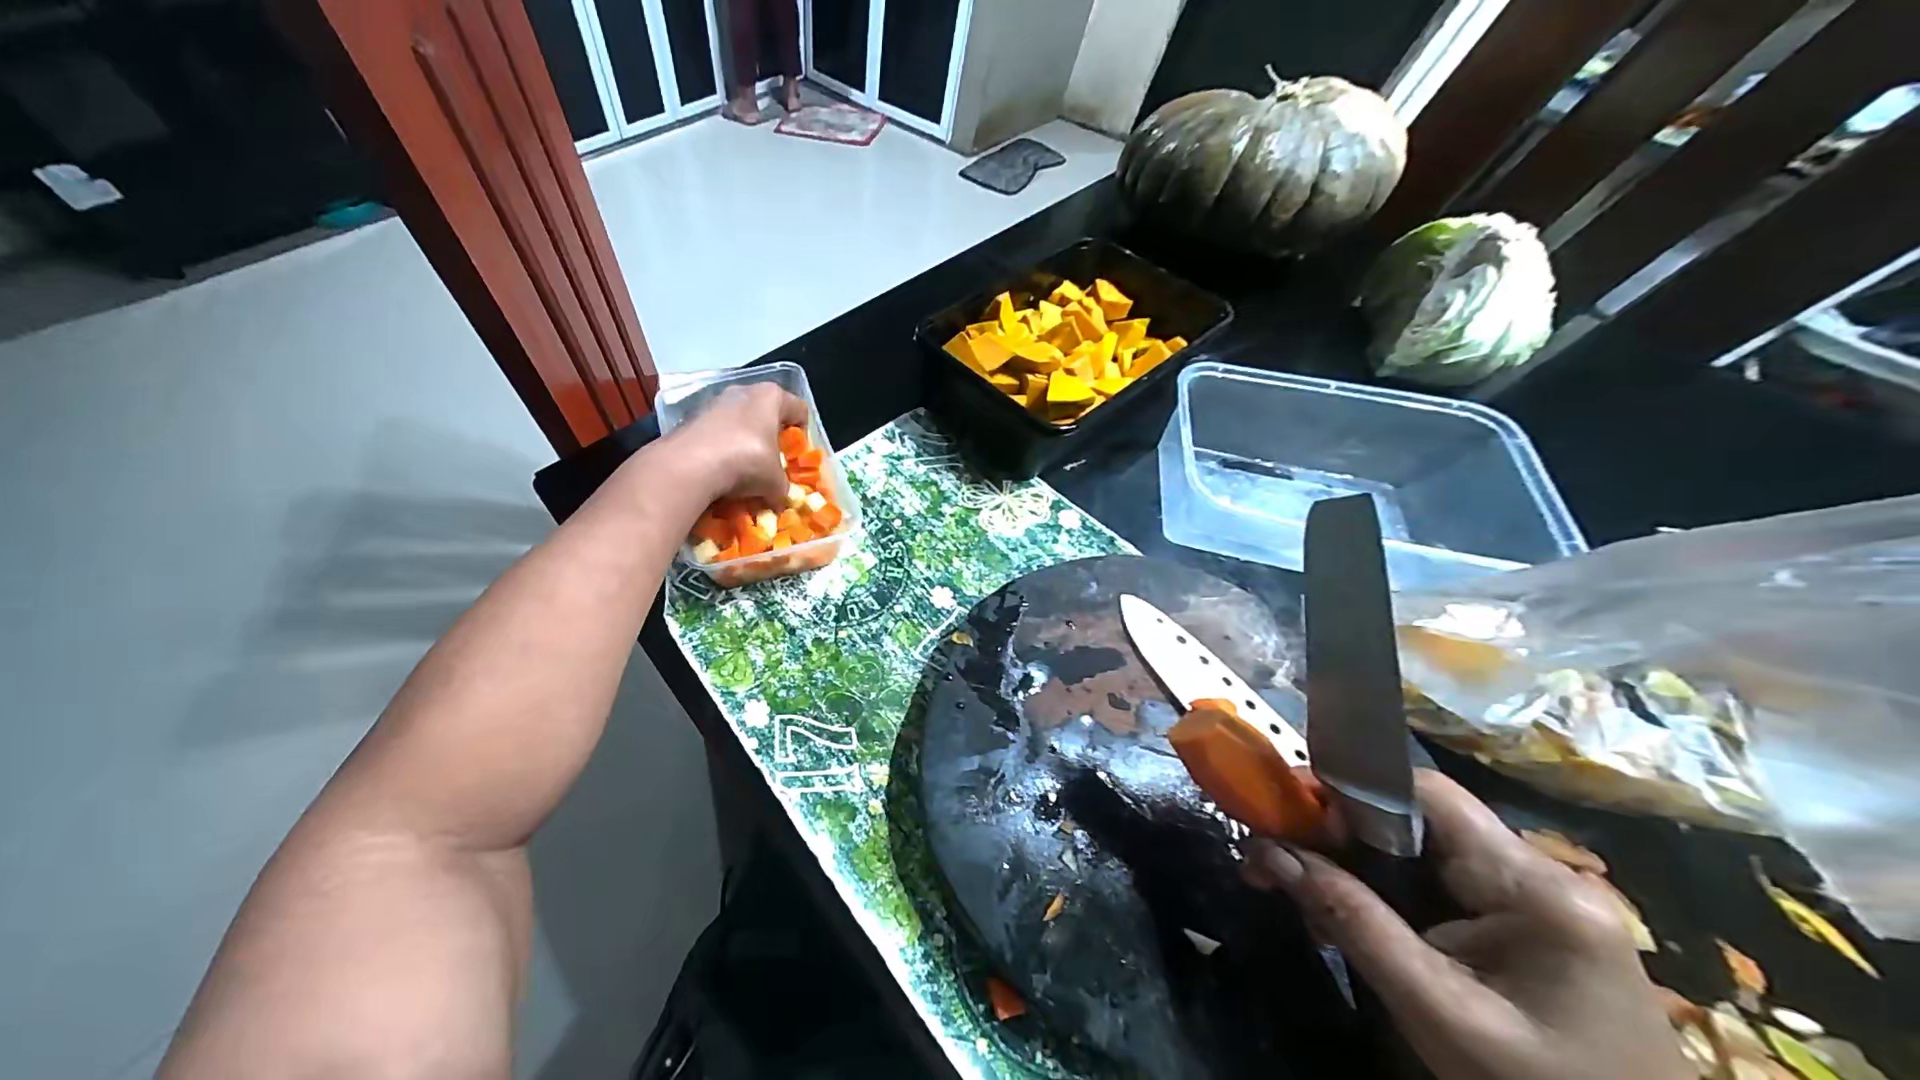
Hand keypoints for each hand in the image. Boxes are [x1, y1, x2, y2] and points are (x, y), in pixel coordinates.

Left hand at [663, 383, 807, 503]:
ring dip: (744, 443)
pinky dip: (721, 449)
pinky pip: (716, 433)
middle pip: (766, 413)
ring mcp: (714, 402)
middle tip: (773, 463)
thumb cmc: (747, 461)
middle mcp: (743, 391)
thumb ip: (782, 486)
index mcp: (771, 397)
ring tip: (744, 470)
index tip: (797, 455)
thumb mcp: (775, 482)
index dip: (802, 434)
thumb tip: (780, 496)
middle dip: (771, 438)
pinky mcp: (691, 418)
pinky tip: (720, 471)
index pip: (799, 410)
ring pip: (739, 422)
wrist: (689, 465)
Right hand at [1249, 770, 1688, 1079]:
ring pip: (1420, 851)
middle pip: (1417, 820)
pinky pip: (1439, 883)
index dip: (1348, 791)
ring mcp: (1537, 898)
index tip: (1287, 821)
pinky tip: (1351, 916)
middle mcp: (1539, 872)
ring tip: (1302, 892)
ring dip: (1357, 866)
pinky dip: (1387, 892)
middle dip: (1339, 834)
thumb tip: (1267, 850)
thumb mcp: (1435, 1010)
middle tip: (1275, 861)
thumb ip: (1351, 922)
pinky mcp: (1527, 923)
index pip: (1425, 793)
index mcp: (1533, 886)